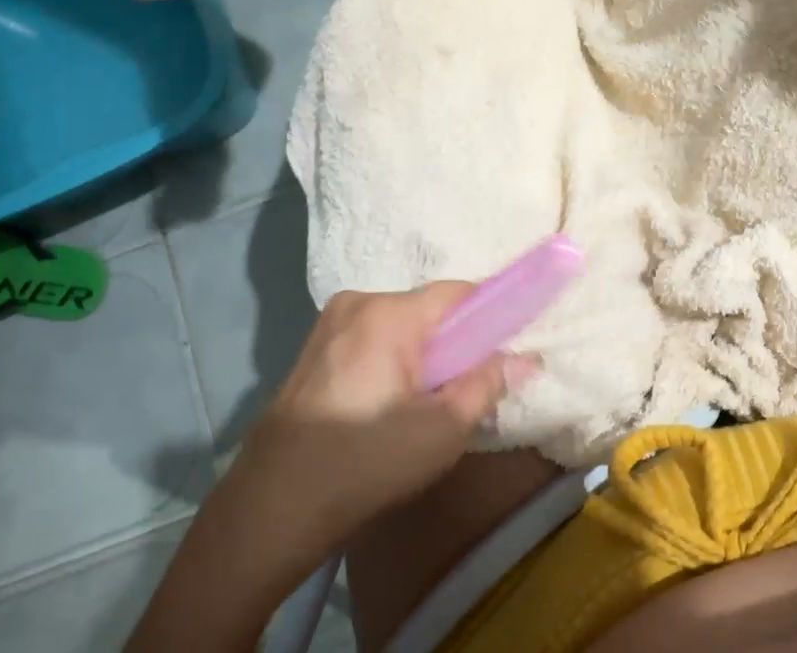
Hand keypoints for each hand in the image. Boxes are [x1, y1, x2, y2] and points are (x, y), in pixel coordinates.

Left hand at [236, 283, 539, 539]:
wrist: (274, 504)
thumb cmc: (367, 463)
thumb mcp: (444, 429)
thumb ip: (487, 383)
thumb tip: (523, 357)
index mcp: (389, 313)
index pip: (460, 292)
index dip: (490, 317)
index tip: (505, 352)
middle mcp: (357, 302)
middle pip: (427, 310)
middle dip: (454, 344)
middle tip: (464, 392)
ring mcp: (329, 325)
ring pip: (398, 328)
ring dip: (422, 356)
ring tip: (423, 407)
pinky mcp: (312, 350)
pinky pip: (370, 342)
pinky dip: (391, 363)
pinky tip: (387, 408)